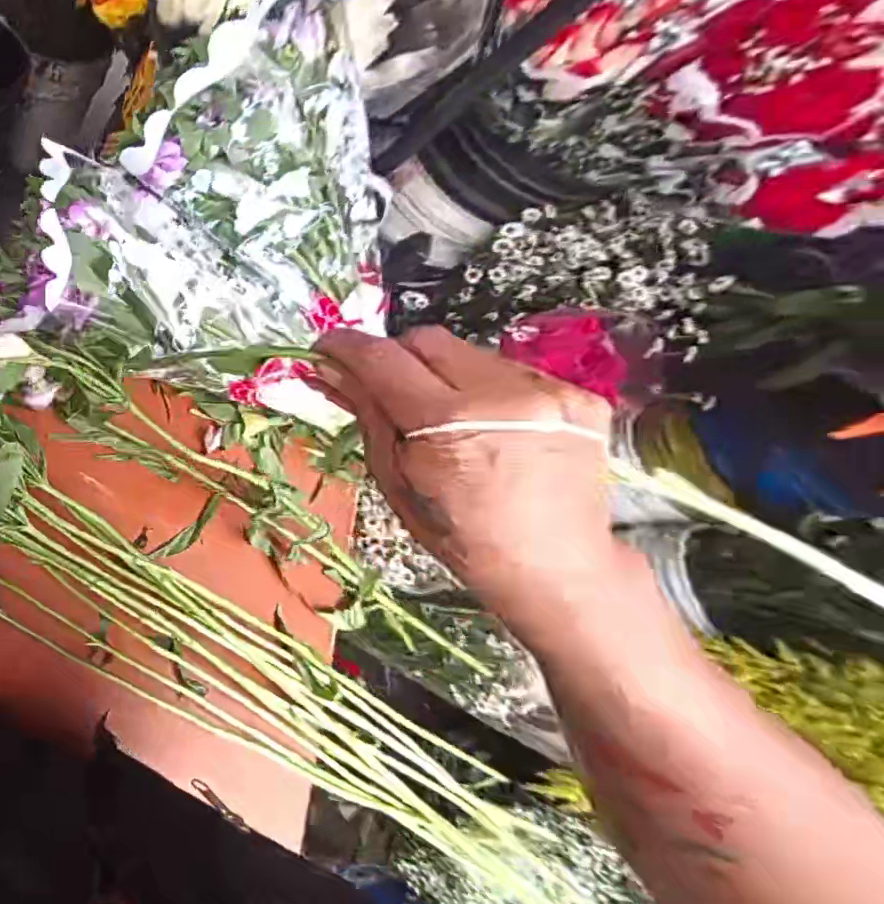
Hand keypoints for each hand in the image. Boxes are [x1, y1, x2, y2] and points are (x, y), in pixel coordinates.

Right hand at [313, 327, 621, 619]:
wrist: (552, 563)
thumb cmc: (455, 530)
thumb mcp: (391, 475)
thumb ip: (366, 413)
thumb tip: (330, 372)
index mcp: (450, 422)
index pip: (384, 359)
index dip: (346, 347)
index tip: (324, 347)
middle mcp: (505, 393)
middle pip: (426, 340)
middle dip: (391, 355)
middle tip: (375, 383)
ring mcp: (550, 390)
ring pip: (466, 351)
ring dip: (435, 370)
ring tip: (434, 412)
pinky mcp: (579, 395)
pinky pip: (506, 369)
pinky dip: (478, 384)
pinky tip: (478, 420)